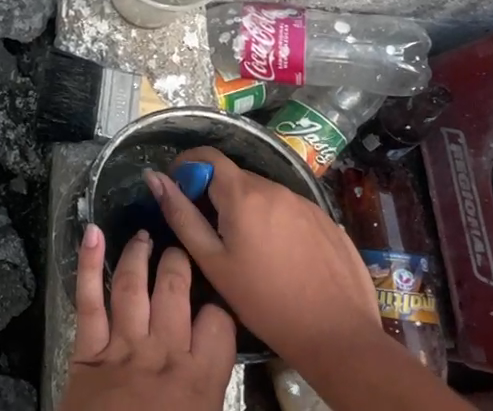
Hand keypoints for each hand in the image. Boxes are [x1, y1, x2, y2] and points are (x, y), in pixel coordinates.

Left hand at [58, 223, 235, 410]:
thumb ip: (215, 396)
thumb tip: (223, 373)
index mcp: (199, 383)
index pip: (219, 324)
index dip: (219, 307)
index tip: (216, 299)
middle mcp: (162, 355)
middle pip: (174, 292)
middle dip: (179, 263)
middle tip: (179, 248)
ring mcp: (122, 347)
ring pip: (132, 286)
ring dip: (138, 255)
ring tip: (144, 235)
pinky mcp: (86, 349)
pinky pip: (87, 300)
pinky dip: (87, 263)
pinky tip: (92, 233)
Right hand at [144, 147, 380, 368]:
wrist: (338, 337)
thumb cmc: (265, 301)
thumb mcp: (213, 262)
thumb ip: (180, 215)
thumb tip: (153, 177)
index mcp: (243, 194)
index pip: (208, 156)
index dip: (188, 167)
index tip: (180, 192)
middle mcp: (276, 189)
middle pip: (236, 177)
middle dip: (217, 193)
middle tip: (211, 231)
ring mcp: (307, 204)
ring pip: (265, 194)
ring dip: (248, 208)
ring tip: (249, 249)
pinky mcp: (329, 222)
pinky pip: (291, 210)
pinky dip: (276, 221)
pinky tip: (282, 257)